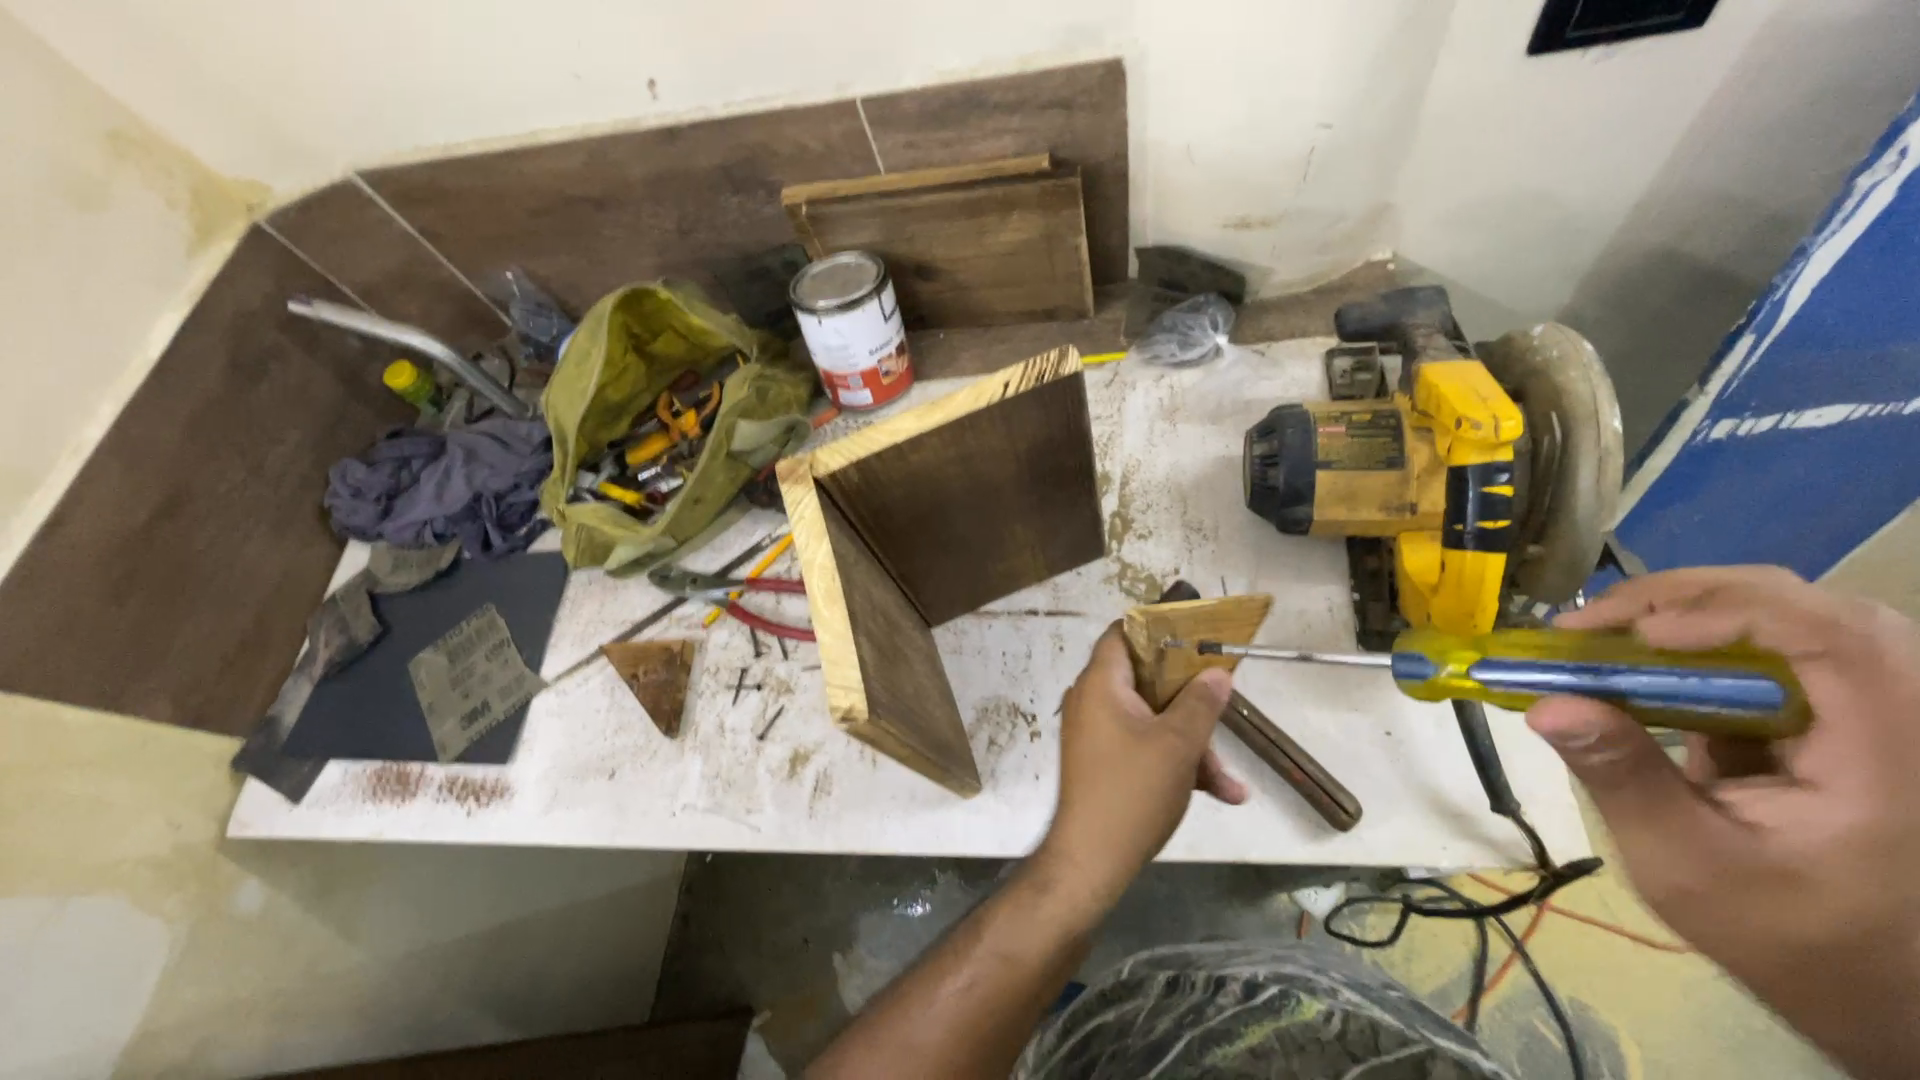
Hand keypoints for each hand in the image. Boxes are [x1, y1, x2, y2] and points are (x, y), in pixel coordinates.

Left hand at [1036, 623, 1246, 909]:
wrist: (1091, 861)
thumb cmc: (1133, 791)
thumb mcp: (1179, 744)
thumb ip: (1201, 702)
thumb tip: (1216, 673)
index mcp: (1101, 683)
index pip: (1124, 633)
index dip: (1159, 627)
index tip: (1196, 632)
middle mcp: (1093, 701)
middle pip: (1148, 681)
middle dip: (1192, 702)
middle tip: (1226, 708)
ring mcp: (1097, 734)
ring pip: (1153, 721)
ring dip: (1193, 745)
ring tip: (1230, 783)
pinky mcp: (1104, 762)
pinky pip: (1144, 747)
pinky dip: (1176, 763)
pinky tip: (1218, 793)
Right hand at [1526, 566, 1919, 1078]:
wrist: (1873, 986)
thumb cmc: (1785, 934)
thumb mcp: (1686, 863)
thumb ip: (1623, 776)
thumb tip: (1547, 705)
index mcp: (1887, 750)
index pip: (1825, 635)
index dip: (1722, 611)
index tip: (1627, 634)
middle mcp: (1899, 714)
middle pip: (1805, 608)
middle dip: (1686, 599)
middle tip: (1591, 625)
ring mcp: (1877, 713)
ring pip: (1791, 620)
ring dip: (1689, 617)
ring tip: (1604, 638)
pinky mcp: (1845, 718)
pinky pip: (1777, 653)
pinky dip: (1700, 648)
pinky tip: (1640, 667)